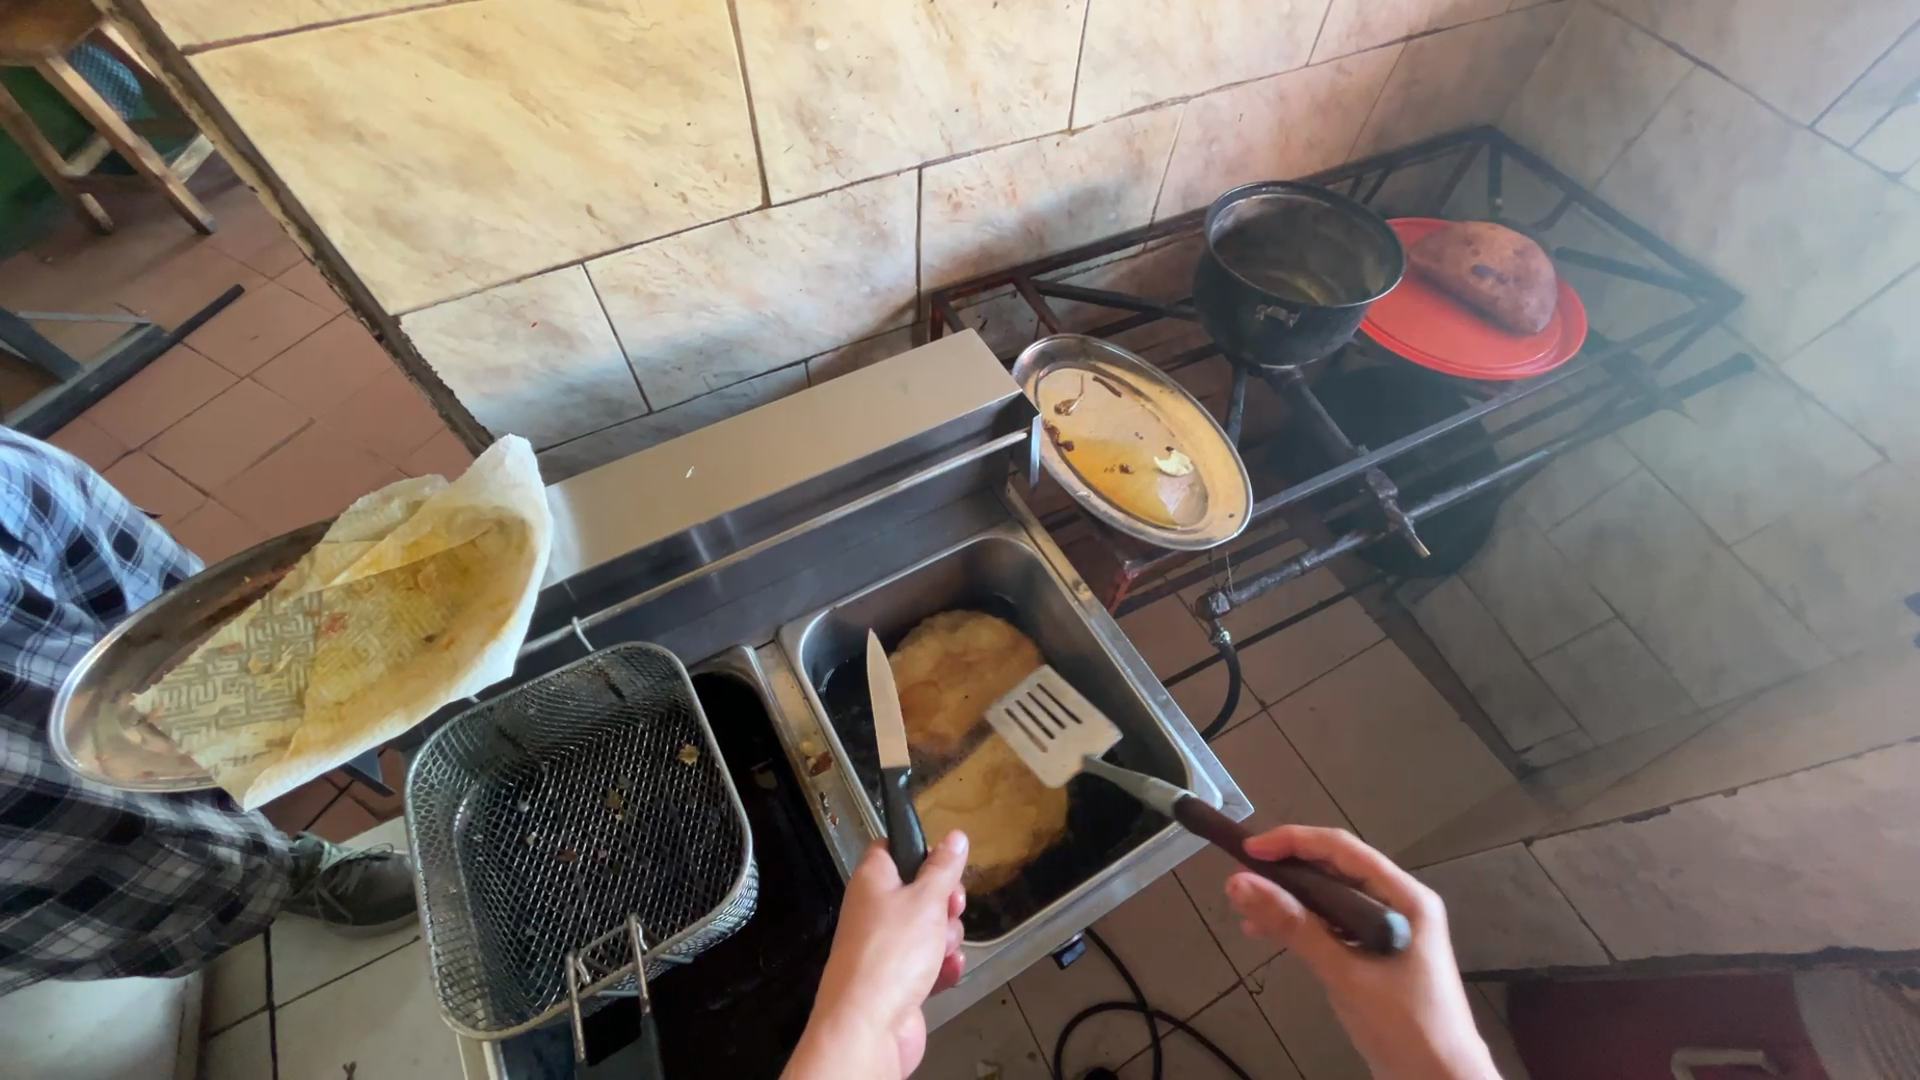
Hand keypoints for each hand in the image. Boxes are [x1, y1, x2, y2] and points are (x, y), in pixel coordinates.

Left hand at [783, 830, 968, 1079]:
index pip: (891, 848)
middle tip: (952, 907)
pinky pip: (925, 964)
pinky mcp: (895, 981)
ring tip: (943, 948)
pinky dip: (939, 967)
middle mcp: (874, 910)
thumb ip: (944, 867)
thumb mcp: (926, 899)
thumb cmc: (893, 951)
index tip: (942, 862)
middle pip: (917, 891)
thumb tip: (955, 836)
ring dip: (945, 937)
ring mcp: (884, 947)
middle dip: (944, 901)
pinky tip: (947, 971)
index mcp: (872, 879)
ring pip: (926, 929)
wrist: (868, 1027)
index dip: (918, 850)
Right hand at [1225, 826, 1496, 1079]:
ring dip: (1286, 897)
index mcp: (1404, 897)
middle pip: (1331, 867)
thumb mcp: (1345, 974)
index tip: (1249, 850)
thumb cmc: (1407, 1028)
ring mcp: (1383, 926)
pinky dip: (1296, 922)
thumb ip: (1293, 926)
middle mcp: (1395, 901)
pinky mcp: (1371, 950)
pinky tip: (1264, 930)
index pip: (1341, 848)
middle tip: (1241, 877)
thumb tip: (1238, 882)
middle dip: (1284, 870)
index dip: (1293, 841)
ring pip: (1325, 894)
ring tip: (1244, 905)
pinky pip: (1327, 920)